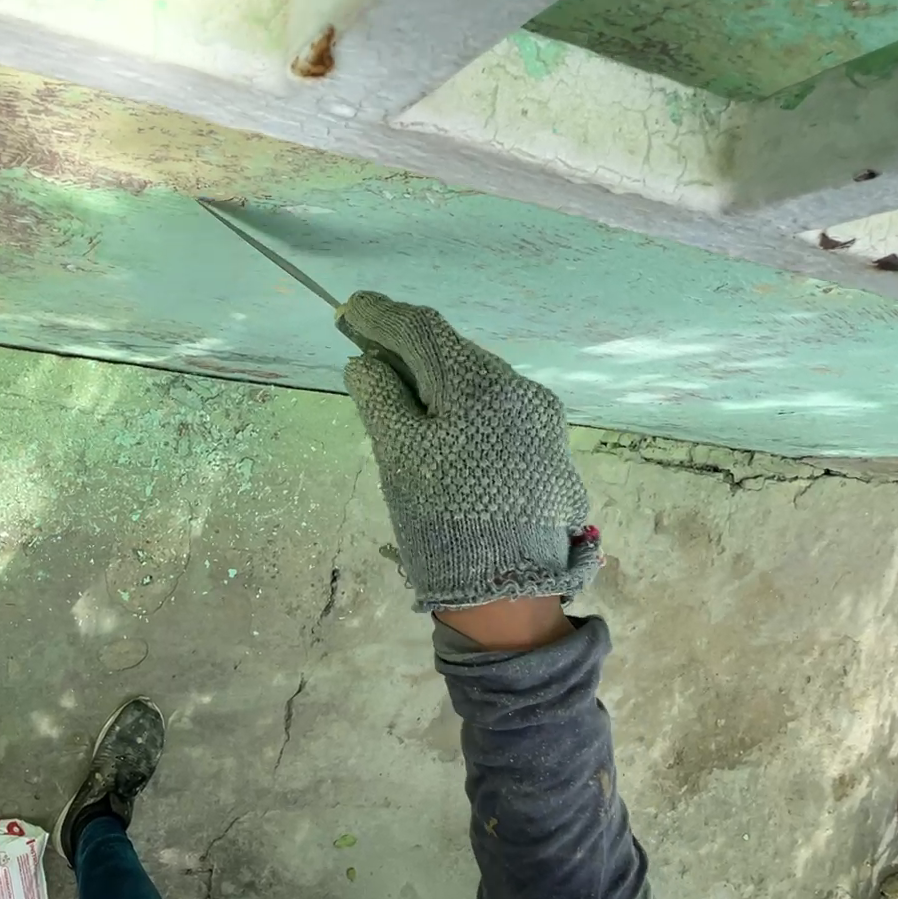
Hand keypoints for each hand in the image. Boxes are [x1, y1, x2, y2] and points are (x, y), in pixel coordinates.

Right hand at [339, 291, 598, 611]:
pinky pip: (494, 409)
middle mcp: (519, 389)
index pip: (423, 329)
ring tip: (401, 398)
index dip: (382, 315)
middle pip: (452, 352)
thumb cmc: (443, 519)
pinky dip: (460, 406)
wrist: (508, 590)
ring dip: (434, 379)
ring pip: (475, 381)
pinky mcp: (547, 447)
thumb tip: (367, 361)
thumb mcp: (398, 455)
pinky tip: (443, 430)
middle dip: (407, 348)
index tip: (350, 308)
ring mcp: (540, 418)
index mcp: (478, 384)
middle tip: (367, 353)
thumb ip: (380, 398)